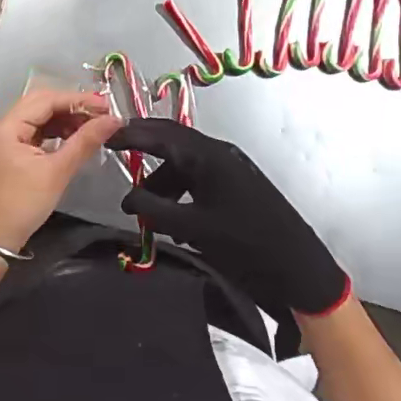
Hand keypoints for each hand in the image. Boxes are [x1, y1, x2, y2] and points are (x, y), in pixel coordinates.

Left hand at [0, 90, 120, 252]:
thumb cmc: (24, 204)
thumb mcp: (57, 172)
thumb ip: (85, 142)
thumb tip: (114, 120)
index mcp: (8, 127)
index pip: (46, 100)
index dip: (77, 99)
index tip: (107, 106)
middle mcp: (3, 128)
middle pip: (41, 104)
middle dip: (72, 106)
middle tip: (102, 114)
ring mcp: (6, 141)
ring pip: (39, 119)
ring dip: (65, 120)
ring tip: (92, 127)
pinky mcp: (11, 154)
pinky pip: (36, 134)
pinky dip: (56, 133)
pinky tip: (74, 138)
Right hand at [107, 118, 348, 315]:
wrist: (296, 266)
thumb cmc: (243, 242)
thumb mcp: (191, 226)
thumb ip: (153, 209)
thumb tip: (128, 199)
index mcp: (207, 156)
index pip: (160, 135)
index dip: (130, 134)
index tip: (104, 136)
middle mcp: (218, 154)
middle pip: (171, 144)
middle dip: (142, 151)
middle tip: (115, 155)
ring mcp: (229, 169)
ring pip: (183, 166)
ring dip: (160, 183)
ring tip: (142, 211)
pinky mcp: (236, 186)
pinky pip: (198, 181)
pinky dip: (179, 194)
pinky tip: (171, 221)